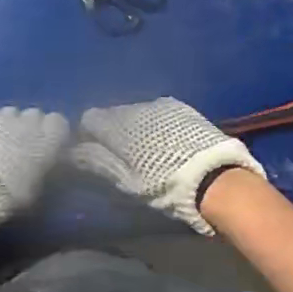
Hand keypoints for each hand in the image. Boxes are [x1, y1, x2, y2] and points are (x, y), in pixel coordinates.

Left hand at [0, 106, 69, 236]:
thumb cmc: (14, 191)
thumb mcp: (40, 184)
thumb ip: (46, 167)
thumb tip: (49, 163)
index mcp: (48, 137)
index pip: (58, 122)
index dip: (52, 132)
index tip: (48, 143)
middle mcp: (27, 120)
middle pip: (33, 115)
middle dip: (30, 126)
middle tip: (23, 143)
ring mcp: (1, 116)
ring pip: (9, 113)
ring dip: (8, 124)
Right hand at [70, 97, 264, 234]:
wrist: (220, 182)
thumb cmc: (164, 185)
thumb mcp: (125, 180)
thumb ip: (95, 160)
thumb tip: (72, 150)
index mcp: (114, 124)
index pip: (89, 120)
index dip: (90, 137)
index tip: (96, 153)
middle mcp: (134, 108)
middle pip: (113, 114)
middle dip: (113, 131)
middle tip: (123, 155)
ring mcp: (160, 106)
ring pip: (136, 113)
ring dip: (136, 127)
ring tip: (149, 150)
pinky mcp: (184, 110)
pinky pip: (159, 113)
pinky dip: (157, 125)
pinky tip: (168, 143)